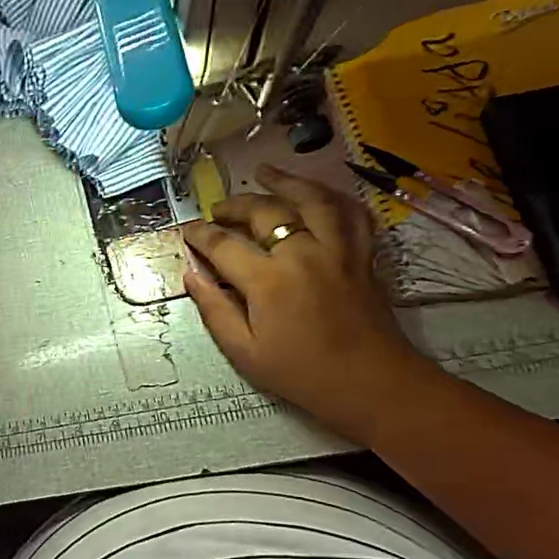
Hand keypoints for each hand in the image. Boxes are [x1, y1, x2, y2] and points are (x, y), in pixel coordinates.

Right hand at [182, 165, 426, 435]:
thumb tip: (191, 276)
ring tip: (265, 172)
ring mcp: (338, 250)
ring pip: (312, 199)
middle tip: (218, 209)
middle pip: (264, 211)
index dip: (200, 234)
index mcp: (269, 281)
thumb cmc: (303, 374)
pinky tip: (319, 193)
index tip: (187, 231)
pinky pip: (352, 213)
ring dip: (286, 181)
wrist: (371, 385)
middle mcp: (303, 254)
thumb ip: (215, 310)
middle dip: (235, 205)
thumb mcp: (246, 353)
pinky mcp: (362, 255)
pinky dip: (334, 197)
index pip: (224, 245)